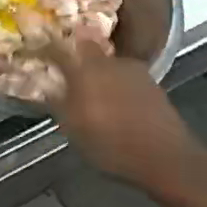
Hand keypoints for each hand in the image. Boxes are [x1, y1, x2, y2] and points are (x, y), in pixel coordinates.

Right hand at [47, 38, 206, 206]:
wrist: (168, 159)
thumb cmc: (112, 144)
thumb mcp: (72, 129)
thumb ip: (58, 102)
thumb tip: (47, 84)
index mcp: (83, 69)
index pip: (58, 47)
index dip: (47, 47)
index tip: (39, 51)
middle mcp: (108, 62)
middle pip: (86, 50)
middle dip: (76, 59)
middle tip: (69, 76)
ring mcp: (133, 71)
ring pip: (107, 64)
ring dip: (99, 74)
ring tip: (96, 96)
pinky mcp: (152, 84)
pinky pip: (125, 78)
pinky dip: (118, 87)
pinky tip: (119, 107)